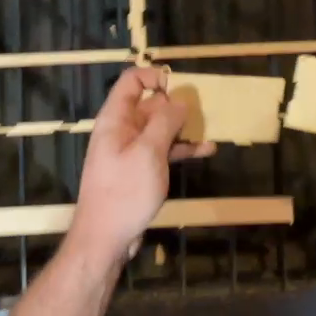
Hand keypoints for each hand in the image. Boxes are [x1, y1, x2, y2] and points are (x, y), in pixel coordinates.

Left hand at [67, 66, 215, 265]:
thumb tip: (180, 101)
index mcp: (116, 119)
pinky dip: (181, 149)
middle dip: (176, 105)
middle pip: (150, 104)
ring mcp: (130, 151)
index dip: (154, 77)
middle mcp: (121, 130)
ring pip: (160, 129)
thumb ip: (165, 122)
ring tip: (211, 129)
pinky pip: (162, 150)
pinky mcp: (140, 171)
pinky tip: (205, 150)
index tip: (179, 88)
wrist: (105, 238)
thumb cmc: (124, 192)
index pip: (131, 81)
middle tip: (204, 110)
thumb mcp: (148, 153)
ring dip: (183, 128)